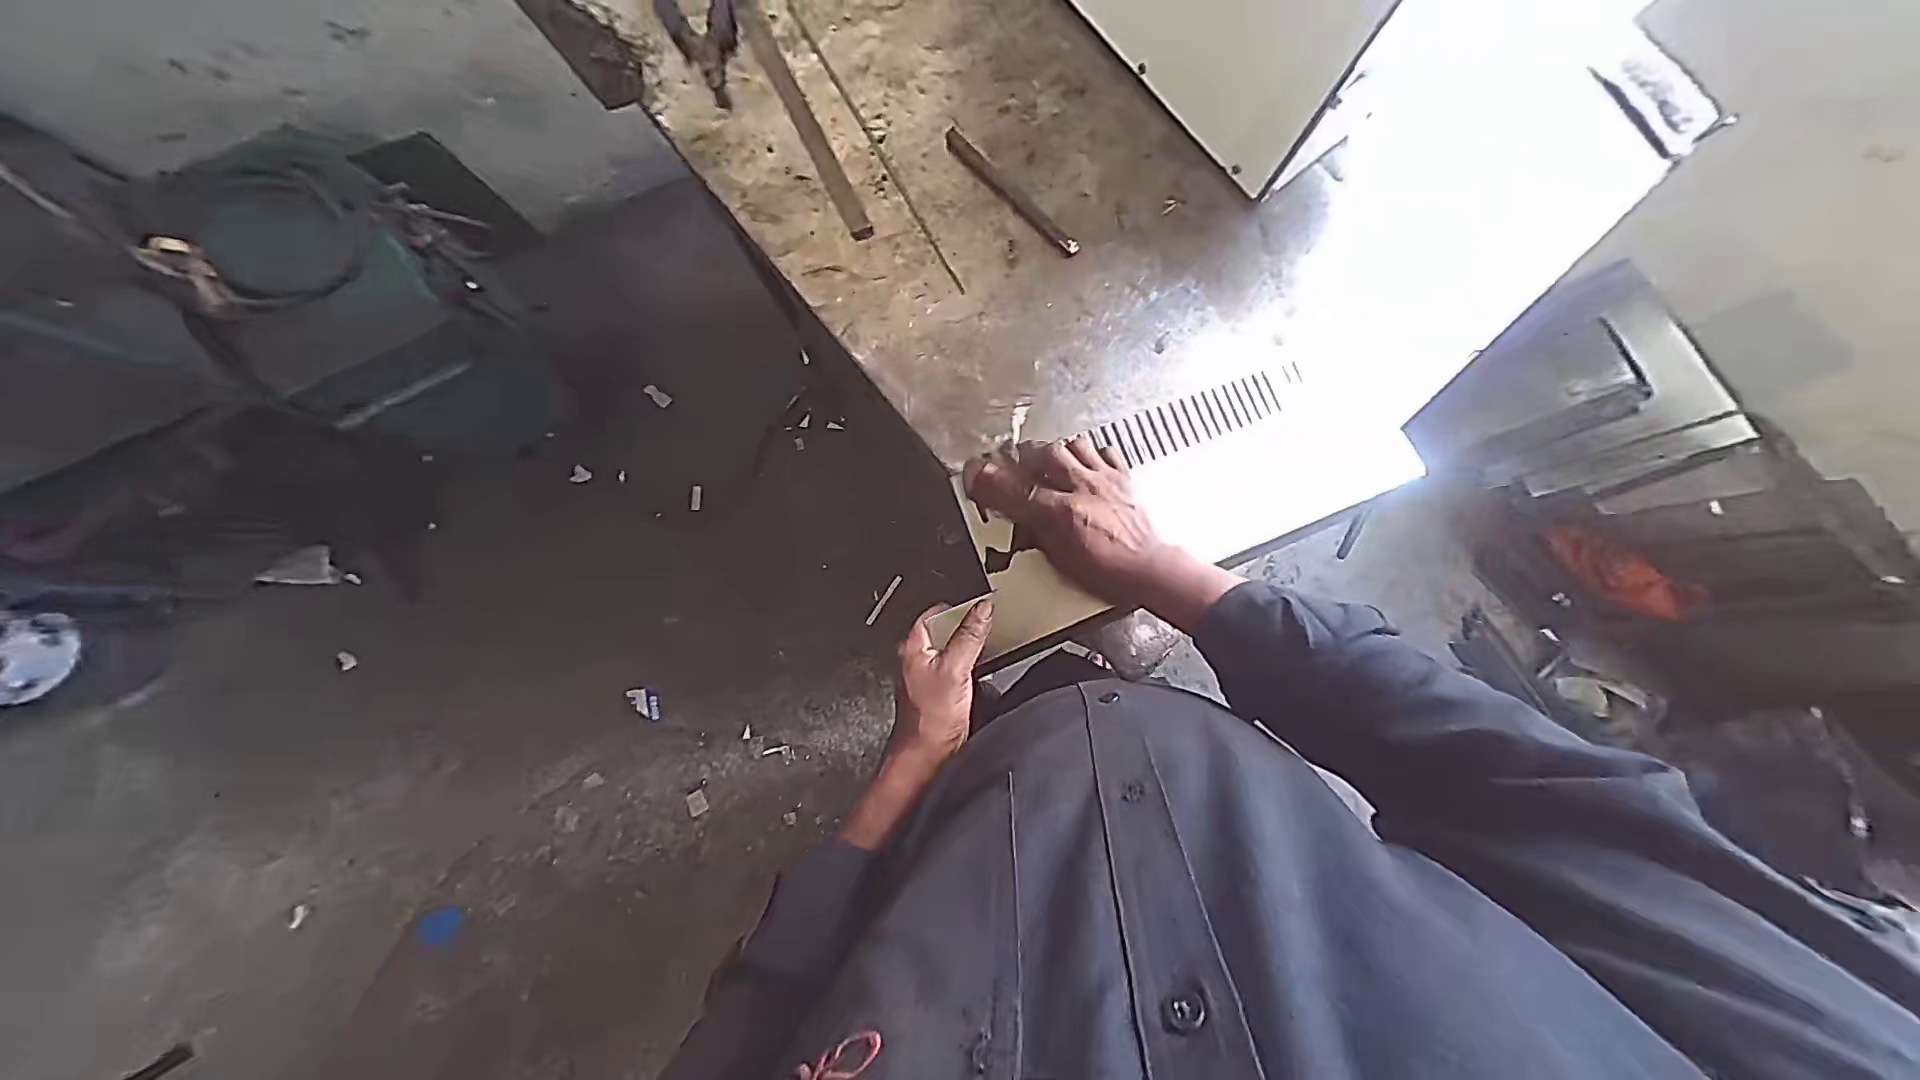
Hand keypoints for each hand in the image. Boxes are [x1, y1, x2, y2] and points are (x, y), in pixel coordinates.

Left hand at [889, 599, 993, 764]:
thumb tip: (983, 609)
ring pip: (951, 650)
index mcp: (913, 645)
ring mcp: (926, 675)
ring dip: (969, 652)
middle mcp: (915, 658)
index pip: (936, 612)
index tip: (979, 607)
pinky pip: (956, 670)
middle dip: (966, 630)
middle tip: (985, 630)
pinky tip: (978, 679)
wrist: (925, 756)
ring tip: (983, 656)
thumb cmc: (929, 719)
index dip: (958, 606)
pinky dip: (969, 670)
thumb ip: (970, 635)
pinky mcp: (937, 691)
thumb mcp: (956, 669)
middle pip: (945, 630)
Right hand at [963, 436, 1240, 630]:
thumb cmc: (1110, 572)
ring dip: (1056, 452)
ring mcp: (1105, 480)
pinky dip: (1090, 454)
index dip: (989, 480)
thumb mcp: (1060, 558)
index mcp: (1062, 513)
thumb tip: (1015, 515)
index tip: (975, 474)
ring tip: (1049, 463)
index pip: (1015, 489)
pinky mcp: (1123, 477)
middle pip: (1043, 454)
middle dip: (1023, 457)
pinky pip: (1104, 451)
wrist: (1150, 570)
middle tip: (1013, 465)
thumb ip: (1034, 531)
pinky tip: (1084, 465)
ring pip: (1073, 445)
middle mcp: (1083, 489)